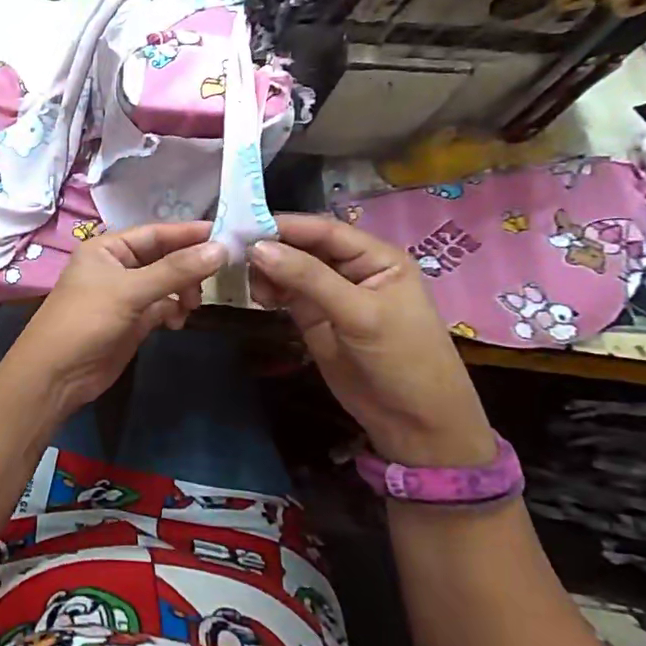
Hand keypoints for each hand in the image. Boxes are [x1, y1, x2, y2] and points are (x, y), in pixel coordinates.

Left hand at [6, 222, 227, 410]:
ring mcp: (126, 295)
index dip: (190, 233)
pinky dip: (174, 312)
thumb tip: (221, 249)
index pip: (156, 232)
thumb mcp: (130, 291)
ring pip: (167, 284)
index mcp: (108, 248)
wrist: (57, 374)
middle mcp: (117, 266)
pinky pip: (163, 307)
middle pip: (165, 257)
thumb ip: (176, 270)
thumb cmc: (86, 320)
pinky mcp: (133, 321)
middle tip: (216, 277)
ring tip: (192, 306)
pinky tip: (177, 322)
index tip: (227, 235)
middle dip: (189, 266)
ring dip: (184, 291)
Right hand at [249, 213, 495, 467]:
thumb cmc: (402, 359)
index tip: (244, 223)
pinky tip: (255, 294)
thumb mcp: (359, 313)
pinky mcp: (313, 318)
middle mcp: (352, 269)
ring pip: (290, 269)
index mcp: (376, 257)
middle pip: (304, 246)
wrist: (414, 422)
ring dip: (266, 269)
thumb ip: (309, 278)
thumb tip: (257, 247)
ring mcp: (330, 294)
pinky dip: (267, 290)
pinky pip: (285, 294)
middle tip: (230, 247)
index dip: (287, 225)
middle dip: (271, 245)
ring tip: (240, 275)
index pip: (325, 230)